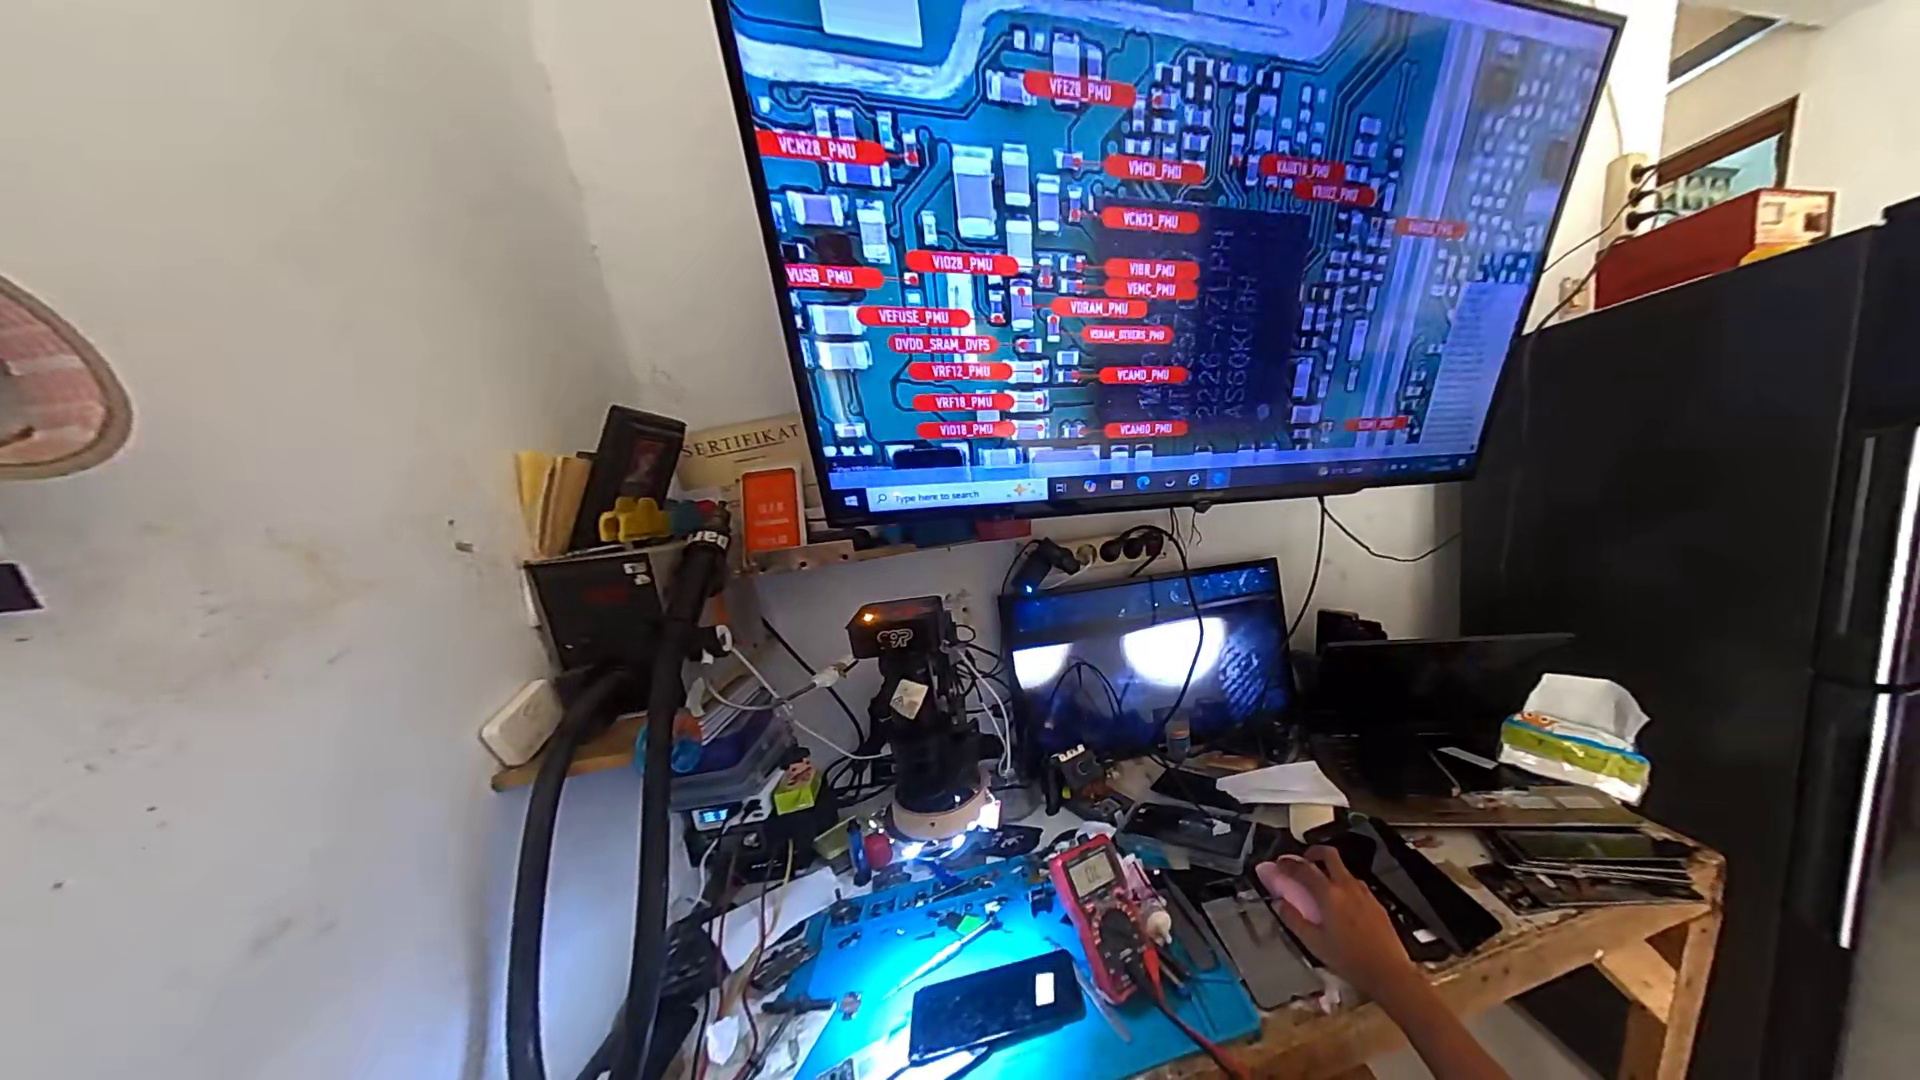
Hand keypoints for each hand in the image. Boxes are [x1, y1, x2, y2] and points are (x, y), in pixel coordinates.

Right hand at [1257, 846, 1420, 1003]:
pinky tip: (1342, 902)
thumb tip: (1279, 903)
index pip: (1303, 868)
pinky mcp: (1377, 904)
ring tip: (1322, 884)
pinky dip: (1344, 884)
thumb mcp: (1314, 943)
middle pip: (1328, 854)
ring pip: (1344, 869)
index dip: (1287, 863)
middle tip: (1303, 861)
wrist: (1392, 976)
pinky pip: (1356, 884)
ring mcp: (1365, 894)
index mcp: (1328, 894)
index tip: (1279, 864)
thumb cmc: (1350, 960)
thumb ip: (1294, 920)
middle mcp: (1347, 887)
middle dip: (1312, 852)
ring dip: (1329, 869)